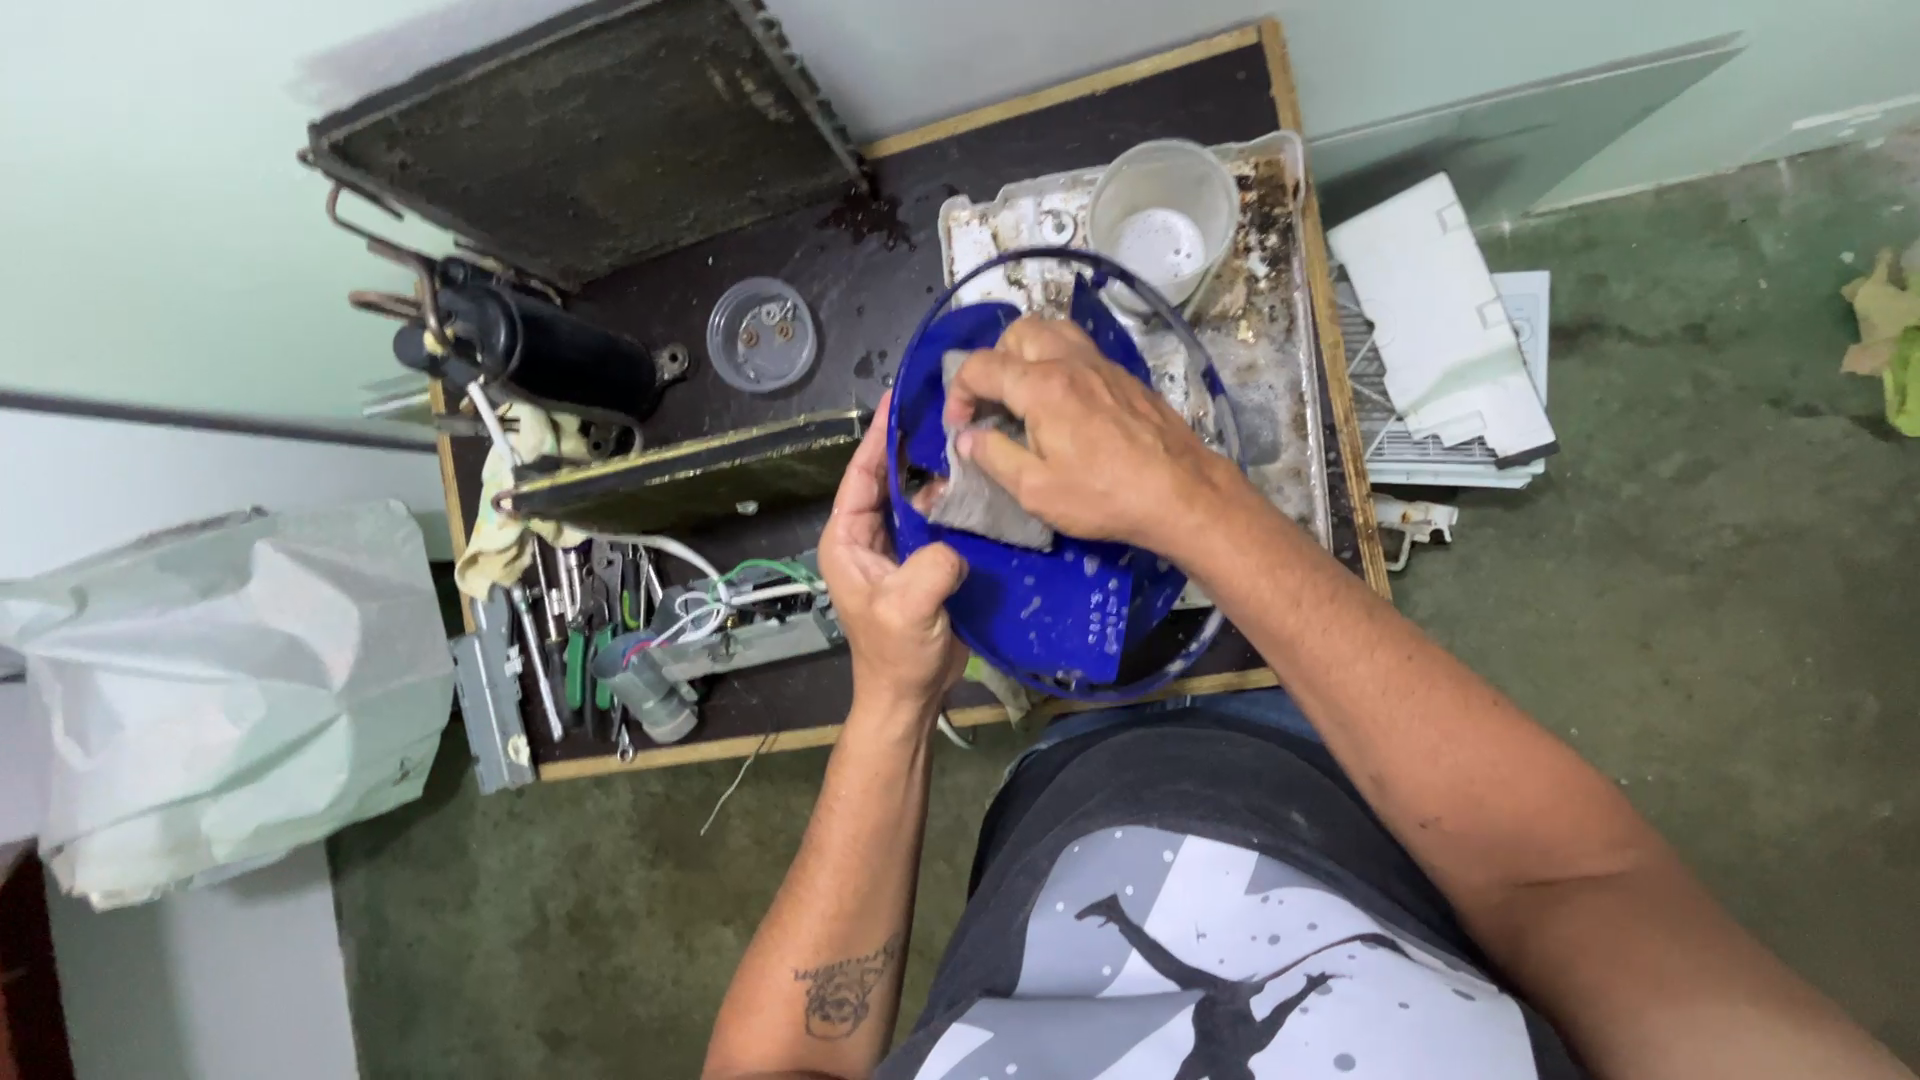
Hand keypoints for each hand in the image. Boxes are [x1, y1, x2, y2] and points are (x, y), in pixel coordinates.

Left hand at [819, 392, 968, 722]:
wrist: (910, 694)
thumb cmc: (895, 654)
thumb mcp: (907, 608)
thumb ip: (931, 567)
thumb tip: (956, 545)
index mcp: (847, 540)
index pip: (859, 477)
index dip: (877, 439)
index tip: (897, 400)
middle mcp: (867, 538)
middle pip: (887, 480)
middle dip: (911, 448)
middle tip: (944, 412)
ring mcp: (896, 551)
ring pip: (915, 500)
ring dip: (937, 477)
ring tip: (968, 443)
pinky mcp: (922, 564)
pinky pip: (936, 524)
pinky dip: (953, 506)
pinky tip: (980, 489)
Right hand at [945, 317, 1248, 559]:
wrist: (1180, 493)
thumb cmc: (1103, 496)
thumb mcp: (1036, 490)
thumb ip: (994, 457)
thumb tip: (967, 438)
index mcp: (1041, 386)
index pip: (981, 366)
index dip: (958, 393)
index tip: (960, 426)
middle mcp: (1070, 361)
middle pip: (1018, 332)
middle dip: (993, 362)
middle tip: (993, 403)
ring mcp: (1101, 365)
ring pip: (1053, 330)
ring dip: (1028, 353)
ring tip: (1025, 392)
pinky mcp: (1124, 377)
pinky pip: (1080, 349)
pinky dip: (1058, 361)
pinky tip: (1064, 402)